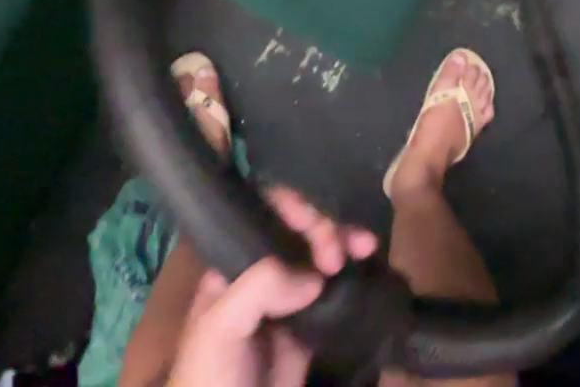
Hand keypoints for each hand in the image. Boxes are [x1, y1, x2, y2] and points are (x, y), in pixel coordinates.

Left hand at [169, 188, 379, 386]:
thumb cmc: (210, 381)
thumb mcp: (218, 330)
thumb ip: (258, 289)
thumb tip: (315, 277)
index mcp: (233, 270)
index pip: (263, 218)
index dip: (292, 210)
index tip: (313, 226)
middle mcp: (262, 278)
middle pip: (299, 231)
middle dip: (324, 229)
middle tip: (337, 255)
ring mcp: (288, 303)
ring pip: (321, 254)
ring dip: (345, 240)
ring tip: (365, 246)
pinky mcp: (312, 328)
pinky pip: (337, 288)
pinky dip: (355, 269)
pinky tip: (369, 261)